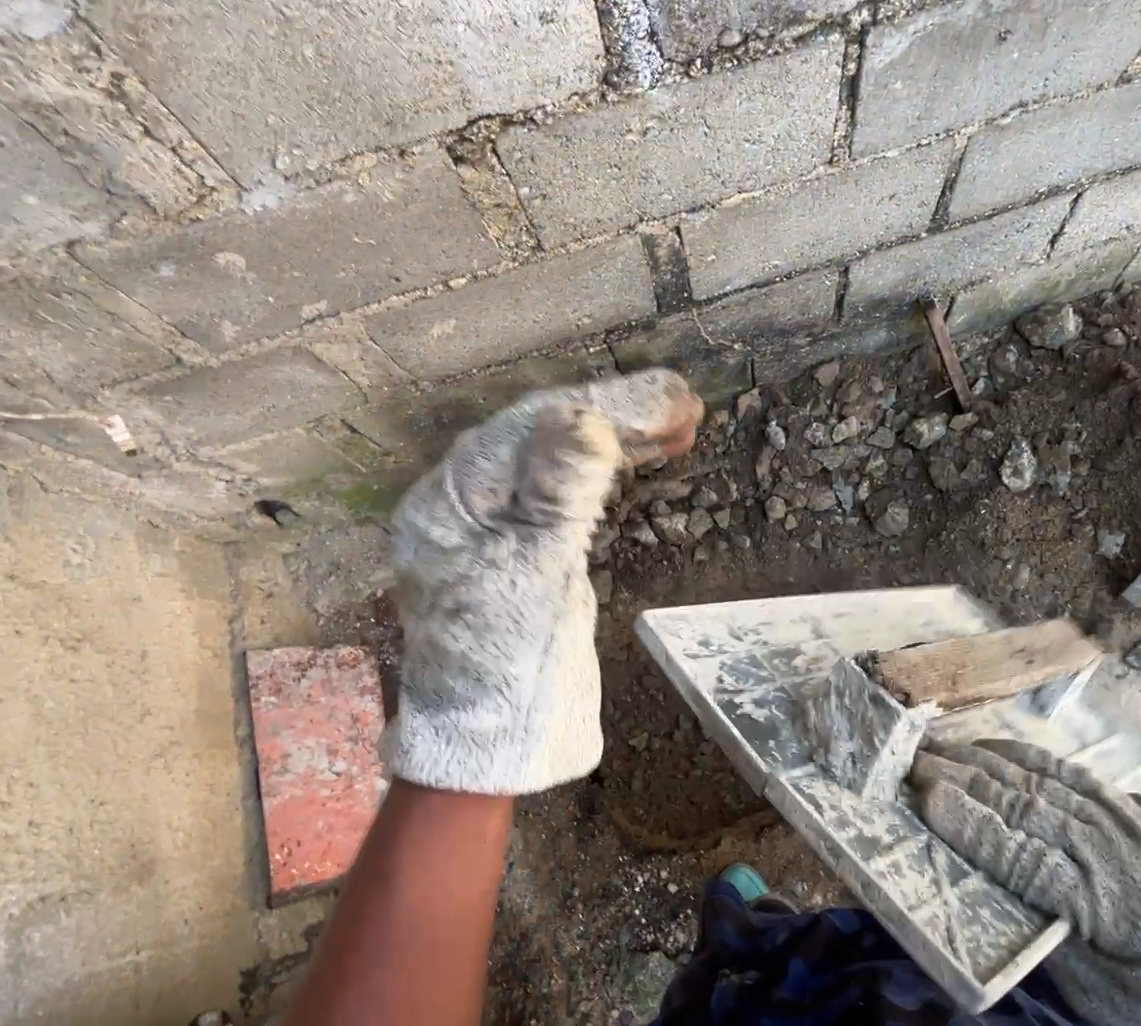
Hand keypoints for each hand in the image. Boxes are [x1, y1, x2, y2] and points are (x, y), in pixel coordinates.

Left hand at [387, 369, 702, 795]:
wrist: (498, 741)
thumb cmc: (506, 665)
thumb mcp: (533, 575)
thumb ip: (558, 496)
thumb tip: (588, 418)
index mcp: (453, 500)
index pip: (529, 428)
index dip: (602, 406)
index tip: (667, 398)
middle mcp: (471, 500)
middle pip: (547, 435)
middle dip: (618, 415)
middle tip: (687, 404)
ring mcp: (502, 520)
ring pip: (564, 458)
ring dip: (623, 436)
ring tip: (684, 420)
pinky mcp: (532, 542)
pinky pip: (572, 489)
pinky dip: (614, 470)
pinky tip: (651, 452)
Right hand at [910, 740, 1140, 1025]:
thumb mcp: (1094, 988)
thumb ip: (1037, 923)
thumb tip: (969, 874)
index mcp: (1119, 911)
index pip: (1029, 860)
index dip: (974, 828)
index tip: (926, 800)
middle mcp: (1130, 854)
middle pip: (1032, 807)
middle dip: (965, 780)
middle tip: (912, 762)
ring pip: (1051, 779)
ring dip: (987, 759)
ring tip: (939, 747)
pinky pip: (1079, 775)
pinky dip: (1028, 759)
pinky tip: (994, 751)